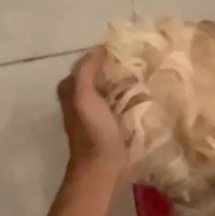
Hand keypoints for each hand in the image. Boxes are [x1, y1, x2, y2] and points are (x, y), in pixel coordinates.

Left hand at [57, 48, 130, 183]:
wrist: (101, 167)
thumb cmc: (92, 130)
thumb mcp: (83, 95)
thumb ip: (86, 70)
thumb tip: (101, 49)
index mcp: (70, 89)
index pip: (86, 62)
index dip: (103, 54)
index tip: (126, 47)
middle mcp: (78, 98)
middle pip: (98, 74)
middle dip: (115, 66)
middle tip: (139, 59)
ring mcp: (93, 112)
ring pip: (109, 87)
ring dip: (124, 81)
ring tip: (144, 73)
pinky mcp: (107, 123)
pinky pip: (118, 102)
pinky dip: (128, 96)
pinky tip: (143, 93)